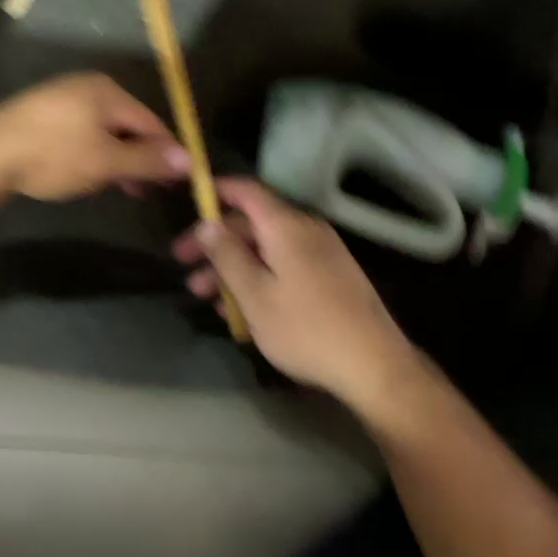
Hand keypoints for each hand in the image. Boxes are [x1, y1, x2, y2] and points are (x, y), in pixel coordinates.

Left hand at [0, 73, 189, 201]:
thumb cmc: (54, 156)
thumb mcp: (107, 162)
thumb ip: (147, 160)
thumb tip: (189, 159)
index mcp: (107, 91)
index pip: (150, 121)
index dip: (166, 153)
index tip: (175, 183)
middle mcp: (86, 85)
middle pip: (127, 124)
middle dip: (139, 158)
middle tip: (145, 191)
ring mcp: (61, 96)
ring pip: (103, 130)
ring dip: (116, 159)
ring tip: (118, 188)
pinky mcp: (41, 113)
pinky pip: (80, 132)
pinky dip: (92, 153)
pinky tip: (85, 175)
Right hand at [174, 178, 419, 413]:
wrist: (373, 365)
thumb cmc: (305, 328)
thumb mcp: (254, 294)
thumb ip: (227, 256)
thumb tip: (207, 223)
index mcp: (286, 225)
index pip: (246, 191)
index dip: (215, 192)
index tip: (187, 203)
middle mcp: (305, 230)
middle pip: (252, 225)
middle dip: (215, 244)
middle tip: (184, 267)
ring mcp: (321, 254)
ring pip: (266, 250)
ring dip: (233, 268)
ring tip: (204, 297)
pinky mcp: (329, 277)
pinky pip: (284, 266)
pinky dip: (258, 279)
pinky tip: (238, 309)